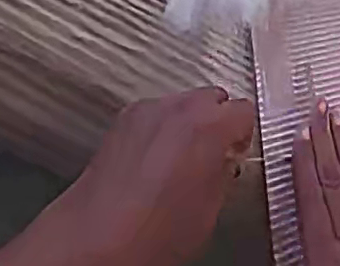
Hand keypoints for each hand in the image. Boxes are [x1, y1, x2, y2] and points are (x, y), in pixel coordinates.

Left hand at [6, 87, 255, 265]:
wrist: (94, 243)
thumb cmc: (153, 235)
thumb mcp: (209, 211)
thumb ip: (224, 173)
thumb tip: (225, 161)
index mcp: (210, 126)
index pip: (244, 109)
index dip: (243, 132)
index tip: (236, 150)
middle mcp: (182, 106)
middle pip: (214, 97)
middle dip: (216, 120)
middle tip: (210, 154)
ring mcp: (151, 107)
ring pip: (184, 101)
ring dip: (187, 122)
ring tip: (175, 160)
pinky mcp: (125, 115)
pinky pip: (156, 111)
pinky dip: (160, 127)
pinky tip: (150, 160)